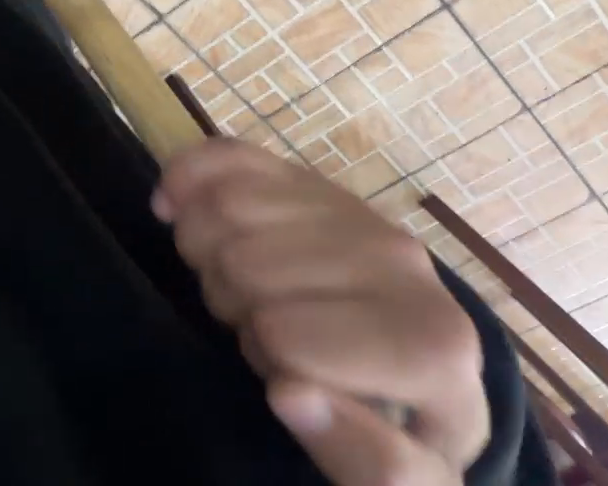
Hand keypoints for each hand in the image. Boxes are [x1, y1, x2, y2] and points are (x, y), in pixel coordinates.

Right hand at [154, 141, 488, 485]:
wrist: (415, 349)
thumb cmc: (403, 414)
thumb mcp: (414, 473)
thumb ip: (370, 460)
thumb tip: (289, 393)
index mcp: (430, 339)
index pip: (283, 332)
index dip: (269, 360)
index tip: (297, 376)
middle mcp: (399, 258)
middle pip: (242, 263)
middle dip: (232, 304)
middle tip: (260, 329)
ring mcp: (348, 205)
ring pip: (222, 204)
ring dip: (204, 250)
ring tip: (239, 281)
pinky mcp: (307, 175)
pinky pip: (221, 154)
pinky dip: (182, 179)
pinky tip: (178, 208)